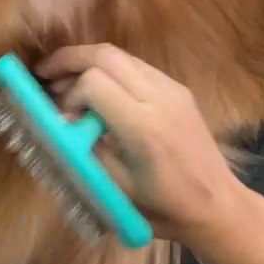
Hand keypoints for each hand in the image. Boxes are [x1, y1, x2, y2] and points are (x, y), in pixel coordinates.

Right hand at [35, 44, 263, 251]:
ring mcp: (173, 90)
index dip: (69, 94)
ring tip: (67, 81)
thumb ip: (86, 148)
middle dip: (70, 59)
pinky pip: (138, 66)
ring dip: (90, 62)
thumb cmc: (164, 208)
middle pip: (106, 55)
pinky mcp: (179, 90)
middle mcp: (160, 98)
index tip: (64, 116)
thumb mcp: (115, 189)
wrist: (217, 206)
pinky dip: (112, 70)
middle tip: (46, 73)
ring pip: (122, 56)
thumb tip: (60, 120)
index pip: (93, 82)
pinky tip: (100, 90)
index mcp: (143, 127)